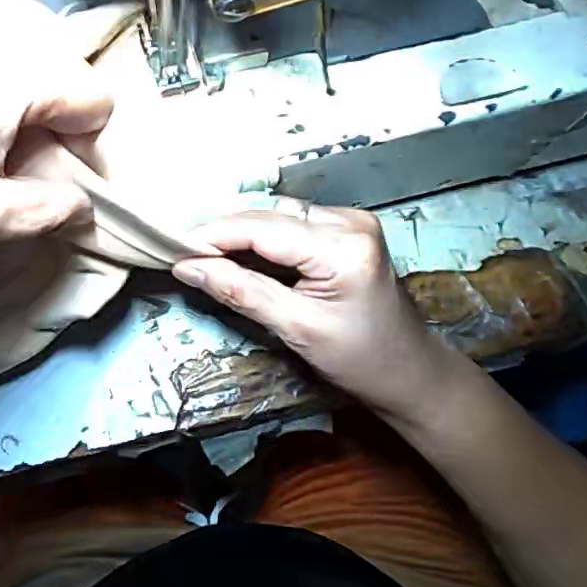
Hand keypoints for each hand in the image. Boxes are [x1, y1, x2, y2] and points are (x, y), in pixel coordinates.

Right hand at [171, 204, 476, 424]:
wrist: (411, 372)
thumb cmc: (360, 360)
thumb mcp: (296, 329)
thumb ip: (241, 292)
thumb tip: (189, 266)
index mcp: (343, 246)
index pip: (264, 228)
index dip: (216, 235)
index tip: (176, 248)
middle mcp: (350, 221)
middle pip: (272, 215)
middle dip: (227, 233)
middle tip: (186, 252)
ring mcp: (353, 221)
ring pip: (281, 215)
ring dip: (244, 232)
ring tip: (207, 252)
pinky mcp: (350, 229)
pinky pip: (296, 223)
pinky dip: (266, 236)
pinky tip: (243, 252)